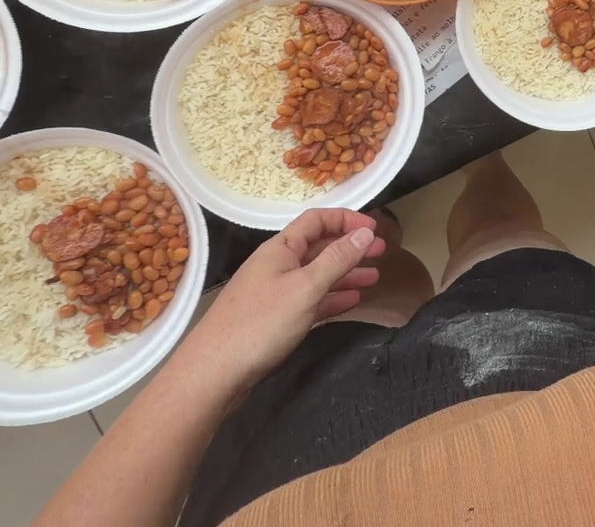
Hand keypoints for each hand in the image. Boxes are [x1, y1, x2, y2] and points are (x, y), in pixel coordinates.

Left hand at [169, 208, 381, 397]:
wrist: (211, 376)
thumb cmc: (260, 324)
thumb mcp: (305, 287)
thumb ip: (337, 259)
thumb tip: (365, 233)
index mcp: (280, 248)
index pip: (317, 220)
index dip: (347, 219)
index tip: (374, 230)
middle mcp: (277, 265)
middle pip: (319, 247)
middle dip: (351, 247)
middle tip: (383, 252)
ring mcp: (275, 294)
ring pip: (317, 275)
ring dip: (346, 274)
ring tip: (375, 278)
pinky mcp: (275, 320)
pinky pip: (310, 301)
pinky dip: (332, 298)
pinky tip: (352, 301)